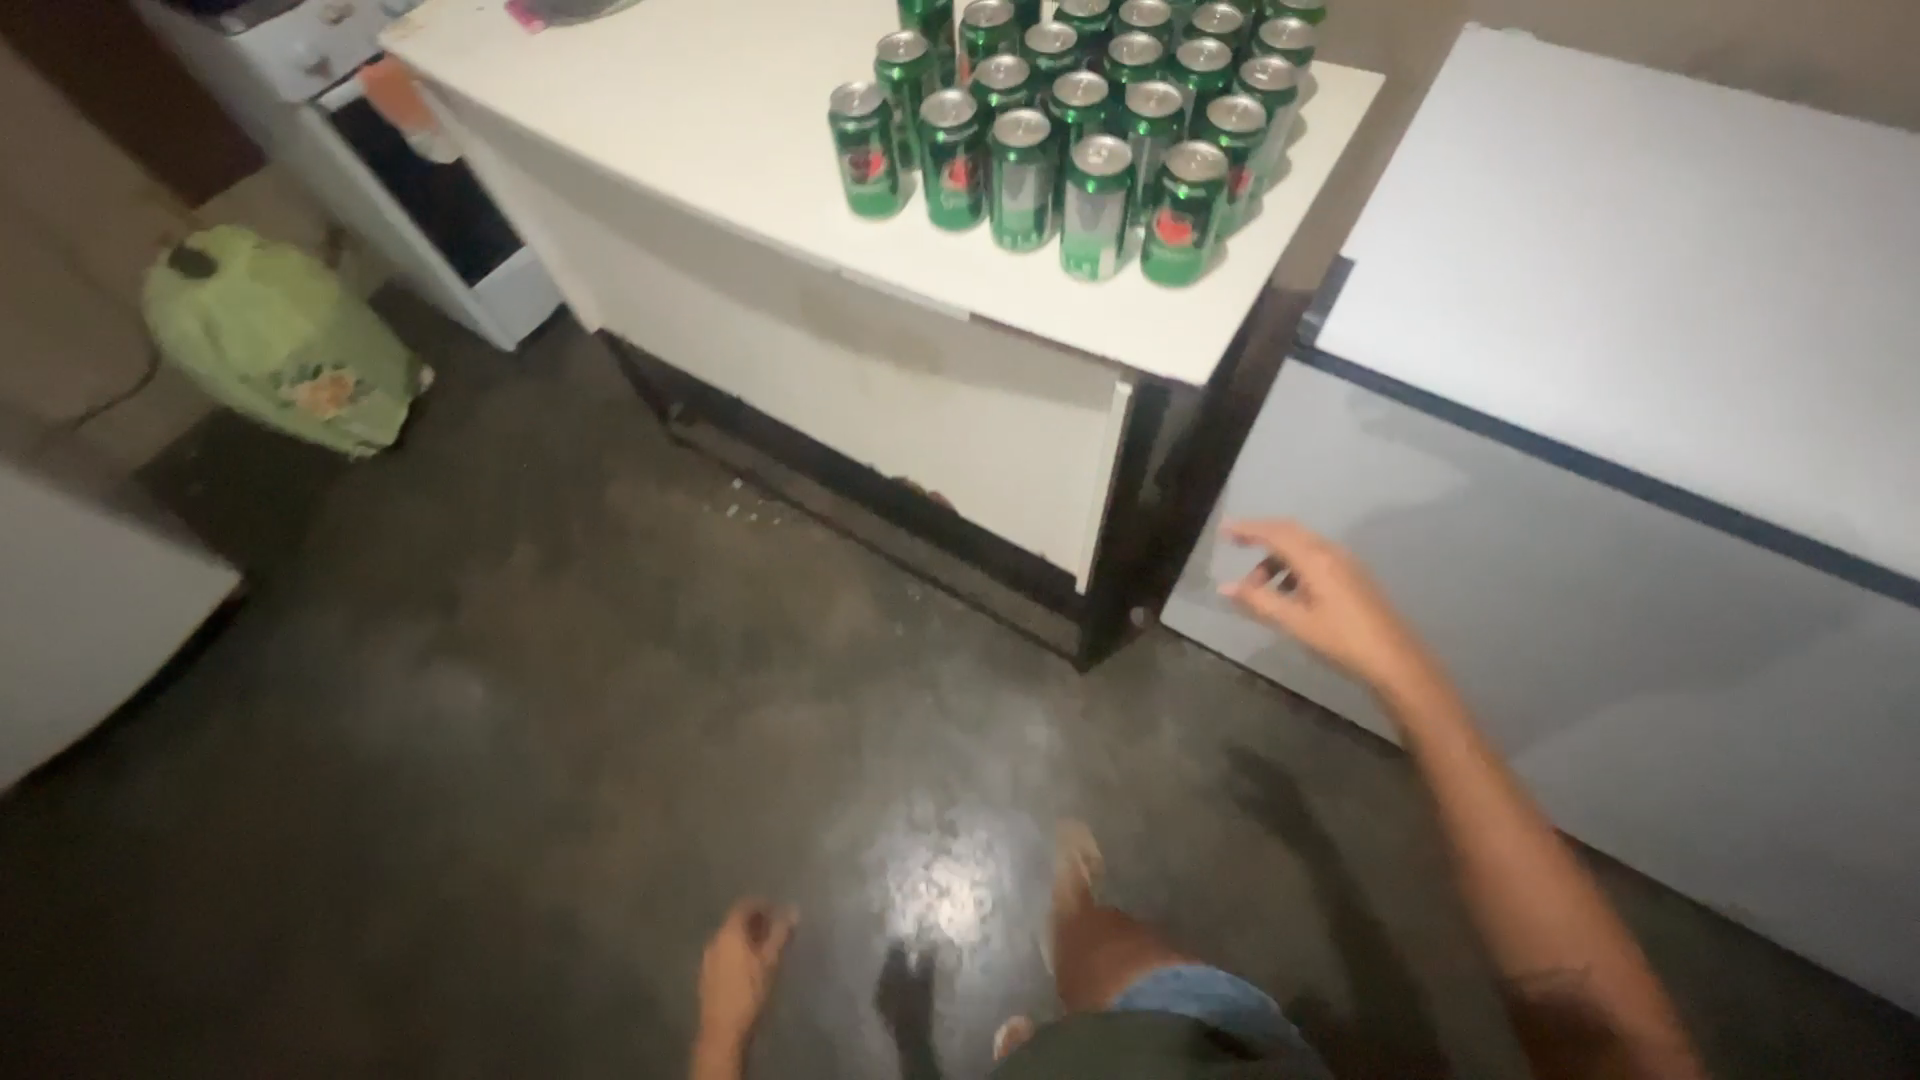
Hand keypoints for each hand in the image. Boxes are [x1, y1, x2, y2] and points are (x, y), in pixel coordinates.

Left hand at [697, 899, 797, 1052]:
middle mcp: (715, 941)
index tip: (777, 909)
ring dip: (747, 937)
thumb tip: (792, 910)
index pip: (744, 906)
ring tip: (766, 948)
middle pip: (735, 922)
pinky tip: (750, 966)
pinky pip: (724, 954)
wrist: (722, 1032)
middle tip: (775, 928)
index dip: (761, 904)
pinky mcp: (706, 977)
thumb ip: (781, 933)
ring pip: (730, 939)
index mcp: (729, 933)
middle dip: (756, 921)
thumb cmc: (749, 991)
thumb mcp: (771, 960)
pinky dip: (738, 952)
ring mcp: (708, 960)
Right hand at [1218, 520, 1436, 695]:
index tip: (1223, 530)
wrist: (1394, 660)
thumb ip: (1258, 601)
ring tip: (1259, 589)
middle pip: (1289, 532)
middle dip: (1260, 535)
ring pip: (1302, 547)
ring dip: (1276, 559)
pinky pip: (1314, 559)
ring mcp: (1345, 563)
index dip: (1247, 529)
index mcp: (1315, 559)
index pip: (1275, 533)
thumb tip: (1224, 587)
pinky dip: (1292, 567)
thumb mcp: (1294, 622)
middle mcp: (1330, 553)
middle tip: (1234, 544)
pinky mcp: (1352, 576)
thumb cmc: (1341, 639)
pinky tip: (1287, 594)